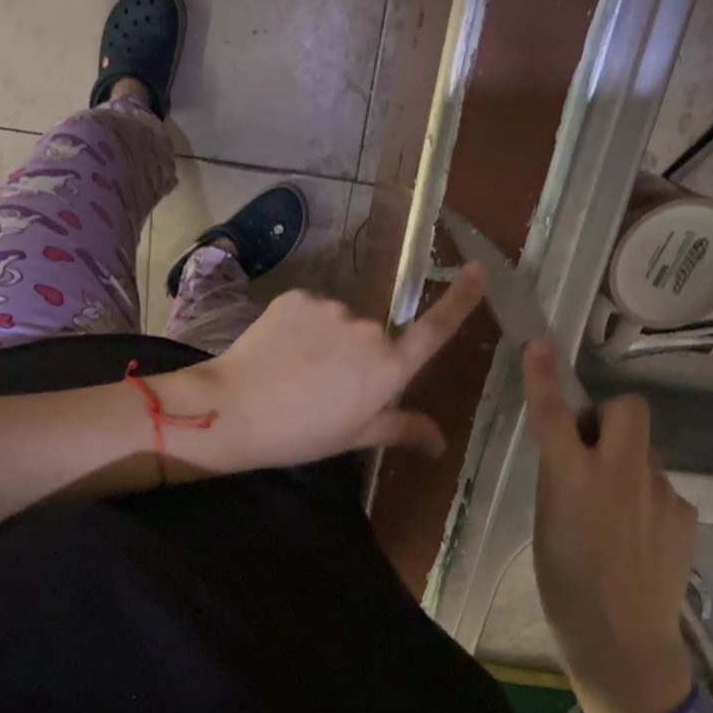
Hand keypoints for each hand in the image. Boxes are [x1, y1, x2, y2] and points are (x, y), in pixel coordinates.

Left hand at [156, 265, 485, 471]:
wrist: (235, 409)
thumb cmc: (301, 433)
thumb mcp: (355, 436)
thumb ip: (402, 429)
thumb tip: (442, 443)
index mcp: (389, 368)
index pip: (436, 327)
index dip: (460, 298)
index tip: (478, 269)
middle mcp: (369, 330)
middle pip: (376, 336)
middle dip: (360, 357)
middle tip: (327, 389)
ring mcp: (333, 308)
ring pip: (341, 323)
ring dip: (328, 342)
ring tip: (297, 374)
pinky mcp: (299, 297)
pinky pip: (311, 311)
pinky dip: (301, 329)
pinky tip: (280, 354)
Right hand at [523, 341, 697, 712]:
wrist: (623, 642)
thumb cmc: (565, 592)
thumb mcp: (545, 529)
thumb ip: (560, 484)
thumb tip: (575, 458)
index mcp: (573, 479)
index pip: (556, 414)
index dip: (543, 377)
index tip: (538, 344)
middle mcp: (622, 474)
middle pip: (630, 409)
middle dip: (611, 417)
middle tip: (593, 452)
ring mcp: (661, 493)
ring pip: (644, 455)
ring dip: (626, 470)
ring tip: (612, 521)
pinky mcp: (685, 514)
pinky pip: (661, 490)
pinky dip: (646, 504)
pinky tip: (637, 543)